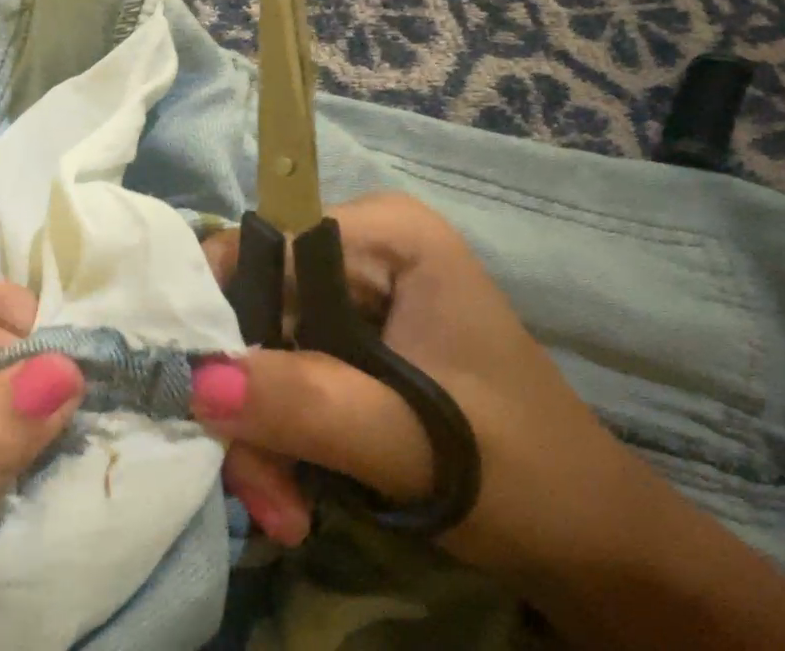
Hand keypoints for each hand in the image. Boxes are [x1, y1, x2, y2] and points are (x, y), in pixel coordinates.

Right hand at [191, 191, 619, 572]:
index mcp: (383, 236)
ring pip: (246, 352)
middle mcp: (350, 251)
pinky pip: (266, 379)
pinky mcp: (335, 347)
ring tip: (279, 510)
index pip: (250, 253)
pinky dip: (267, 441)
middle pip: (242, 310)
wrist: (592, 547)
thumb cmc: (529, 480)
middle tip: (259, 488)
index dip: (218, 327)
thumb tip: (192, 380)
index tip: (209, 408)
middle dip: (239, 402)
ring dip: (251, 437)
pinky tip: (288, 498)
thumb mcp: (415, 443)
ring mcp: (340, 300)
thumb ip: (308, 404)